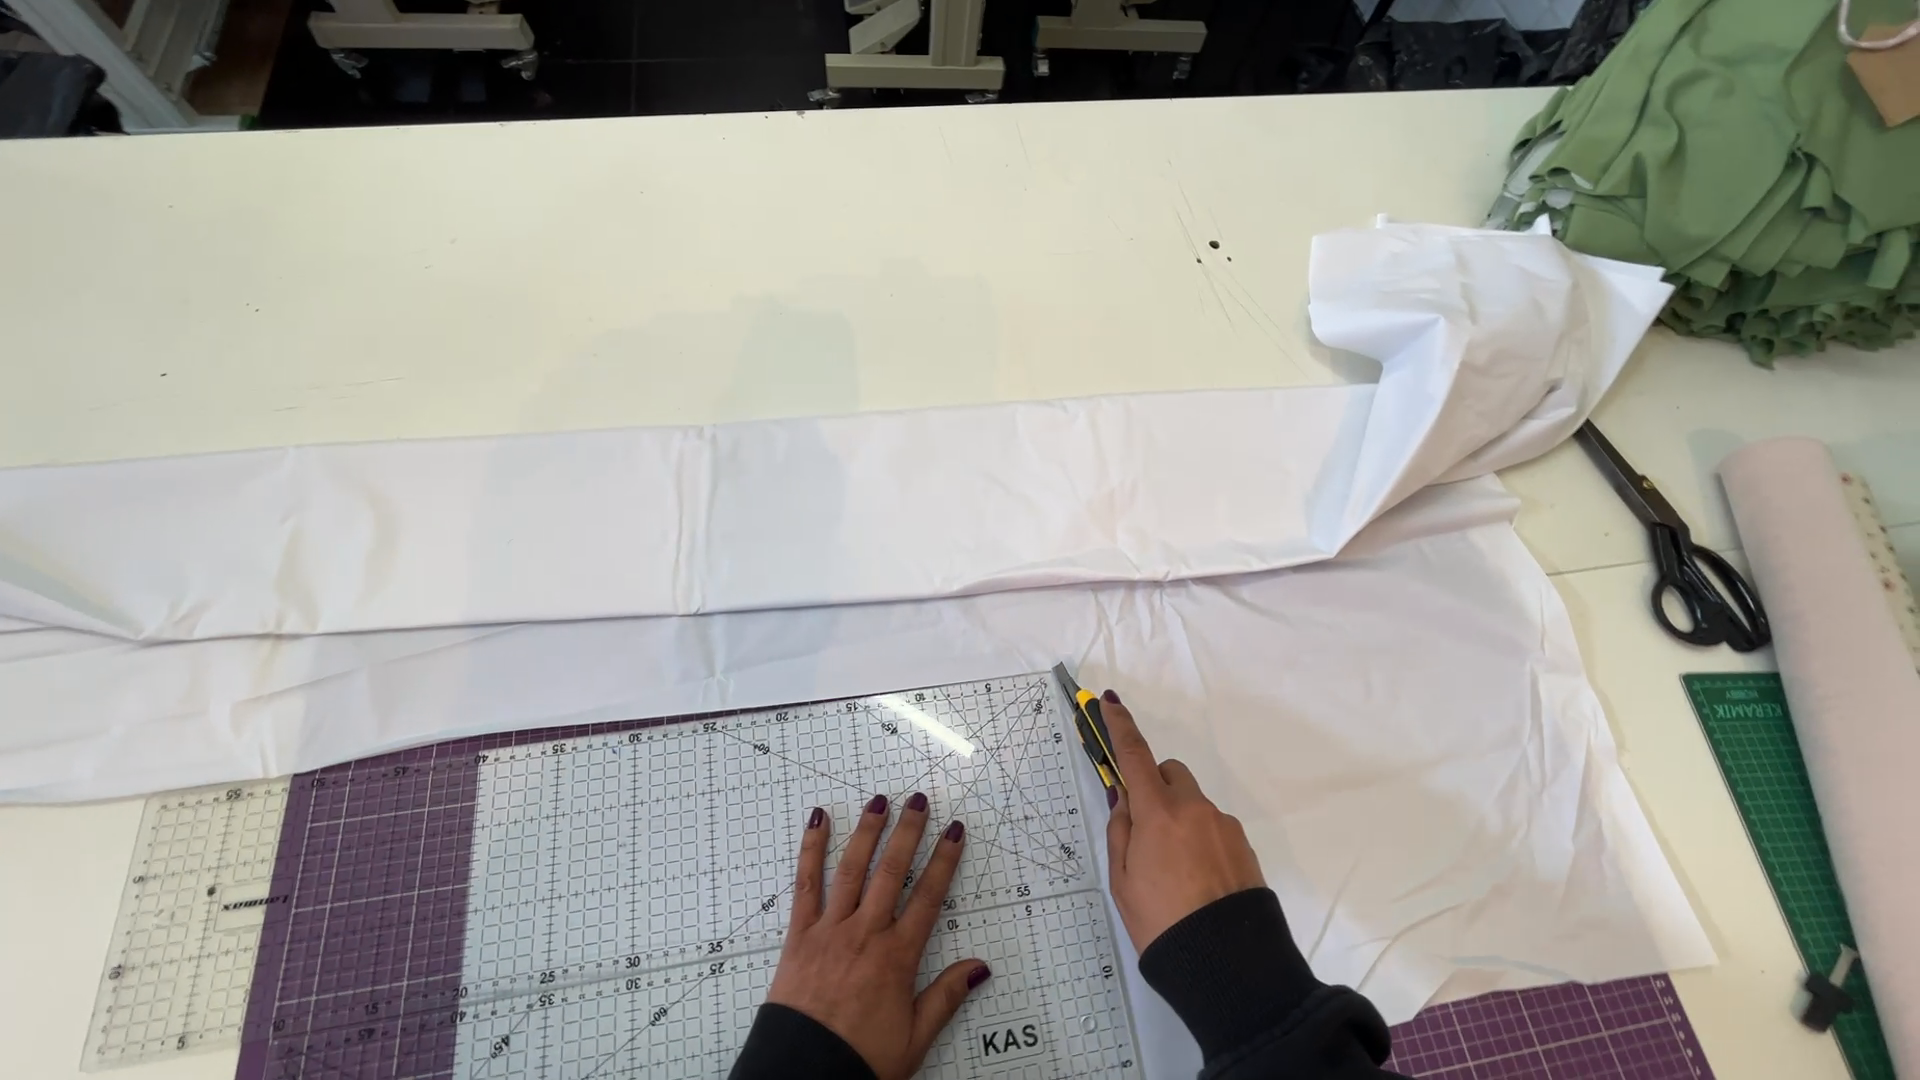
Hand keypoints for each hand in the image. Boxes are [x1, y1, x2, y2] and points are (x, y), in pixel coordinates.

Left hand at [766, 793, 989, 1079]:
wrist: (802, 1078)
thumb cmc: (860, 1061)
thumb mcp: (914, 1038)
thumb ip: (945, 997)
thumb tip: (979, 967)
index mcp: (897, 957)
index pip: (928, 896)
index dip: (945, 860)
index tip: (955, 831)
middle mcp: (866, 933)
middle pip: (891, 871)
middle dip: (908, 831)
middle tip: (919, 800)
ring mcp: (830, 929)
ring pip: (852, 869)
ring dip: (867, 831)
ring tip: (879, 801)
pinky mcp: (800, 934)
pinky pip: (806, 884)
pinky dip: (811, 849)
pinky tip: (817, 820)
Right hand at [1102, 691, 1266, 950]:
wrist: (1230, 969)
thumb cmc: (1162, 924)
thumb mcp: (1123, 880)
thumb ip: (1120, 830)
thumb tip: (1122, 796)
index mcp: (1159, 813)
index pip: (1134, 755)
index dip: (1119, 725)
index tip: (1109, 701)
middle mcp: (1195, 809)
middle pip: (1170, 773)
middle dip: (1153, 786)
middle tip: (1142, 826)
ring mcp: (1224, 826)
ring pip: (1193, 803)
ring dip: (1178, 817)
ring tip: (1173, 869)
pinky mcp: (1245, 847)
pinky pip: (1214, 827)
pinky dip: (1200, 838)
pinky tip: (1198, 880)